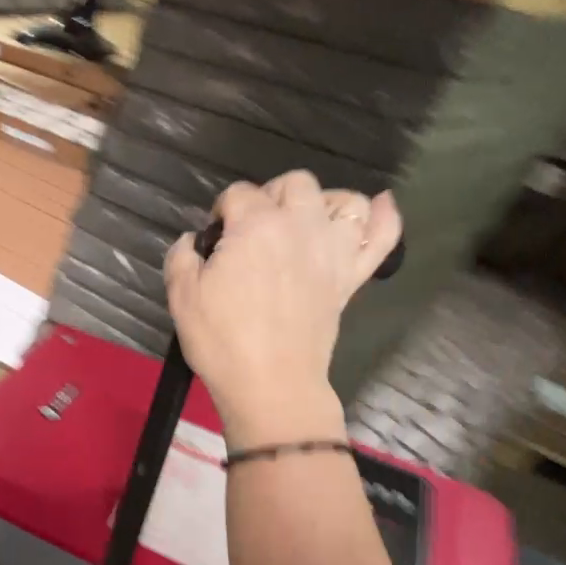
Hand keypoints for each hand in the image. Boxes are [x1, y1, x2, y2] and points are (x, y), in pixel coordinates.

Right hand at [163, 171, 401, 449]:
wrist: (269, 381)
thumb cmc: (220, 339)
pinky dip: (384, 215)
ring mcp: (335, 248)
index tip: (211, 240)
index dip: (220, 212)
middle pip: (293, 183)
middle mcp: (301, 224)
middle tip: (250, 231)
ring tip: (299, 225)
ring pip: (342, 199)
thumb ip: (181, 257)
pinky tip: (376, 207)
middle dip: (268, 196)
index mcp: (255, 226)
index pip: (237, 194)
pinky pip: (383, 233)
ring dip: (320, 202)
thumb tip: (192, 241)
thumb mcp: (181, 297)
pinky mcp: (354, 274)